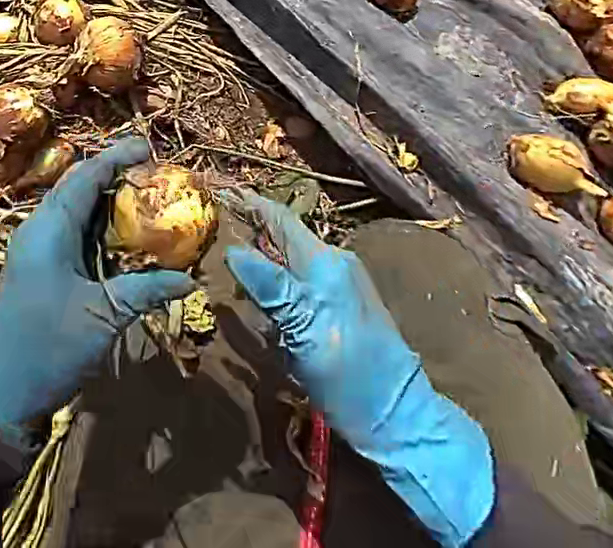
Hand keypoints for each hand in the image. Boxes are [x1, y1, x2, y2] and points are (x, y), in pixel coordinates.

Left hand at [0, 136, 196, 441]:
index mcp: (49, 229)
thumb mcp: (103, 317)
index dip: (117, 157)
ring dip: (104, 197)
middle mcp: (38, 228)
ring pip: (72, 206)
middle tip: (152, 172)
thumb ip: (145, 291)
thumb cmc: (48, 347)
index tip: (149, 148)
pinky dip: (95, 222)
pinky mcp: (36, 264)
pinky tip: (120, 233)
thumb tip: (191, 280)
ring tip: (142, 194)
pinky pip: (68, 228)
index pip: (86, 176)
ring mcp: (34, 246)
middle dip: (113, 173)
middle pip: (77, 185)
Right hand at [225, 193, 495, 547]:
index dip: (249, 204)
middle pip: (284, 234)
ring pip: (292, 257)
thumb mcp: (301, 329)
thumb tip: (232, 250)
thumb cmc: (348, 372)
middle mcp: (334, 261)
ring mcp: (342, 281)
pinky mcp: (344, 302)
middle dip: (251, 229)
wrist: (398, 417)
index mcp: (324, 261)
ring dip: (263, 254)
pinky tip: (262, 294)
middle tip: (215, 230)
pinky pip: (302, 278)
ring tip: (230, 258)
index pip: (280, 218)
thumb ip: (268, 286)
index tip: (219, 195)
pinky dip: (278, 277)